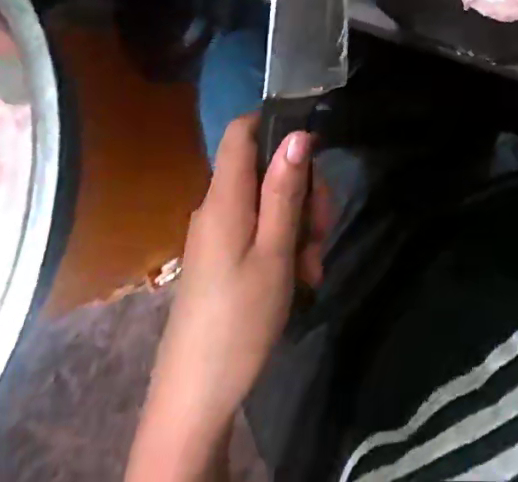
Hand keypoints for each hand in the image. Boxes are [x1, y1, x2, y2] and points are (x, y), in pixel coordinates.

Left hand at [127, 115, 312, 480]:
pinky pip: (256, 231)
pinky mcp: (220, 258)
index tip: (314, 150)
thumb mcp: (275, 252)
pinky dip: (282, 245)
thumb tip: (297, 132)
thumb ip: (284, 191)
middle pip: (263, 168)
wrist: (196, 393)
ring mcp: (216, 232)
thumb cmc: (240, 318)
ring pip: (266, 203)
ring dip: (297, 225)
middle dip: (301, 191)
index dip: (275, 124)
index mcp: (225, 196)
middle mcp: (216, 205)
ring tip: (312, 269)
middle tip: (321, 233)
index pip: (241, 130)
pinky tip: (299, 279)